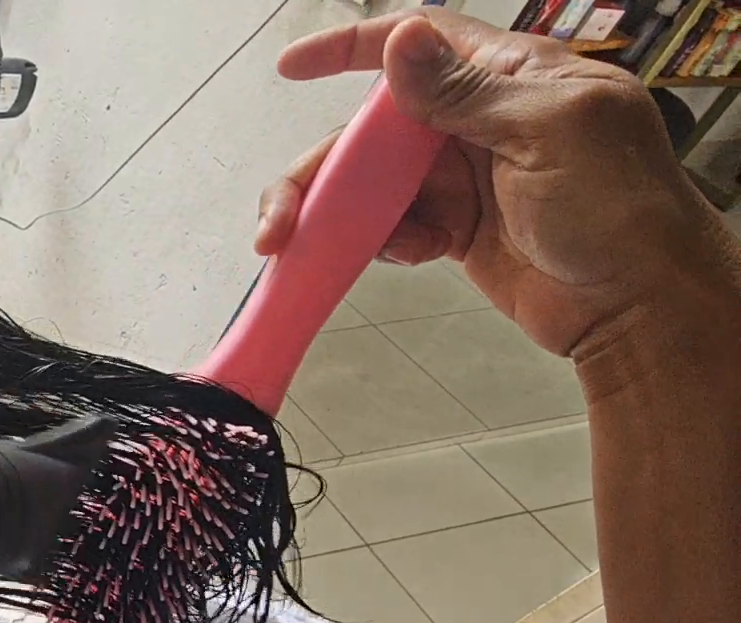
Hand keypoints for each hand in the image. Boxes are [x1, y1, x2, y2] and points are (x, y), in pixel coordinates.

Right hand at [255, 10, 735, 360]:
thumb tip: (402, 43)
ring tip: (323, 253)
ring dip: (335, 221)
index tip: (290, 67)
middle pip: (363, 139)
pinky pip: (383, 228)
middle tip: (276, 229)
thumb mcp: (549, 132)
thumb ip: (469, 92)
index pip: (418, 45)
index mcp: (506, 80)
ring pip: (363, 188)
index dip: (348, 50)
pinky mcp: (444, 224)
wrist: (627, 298)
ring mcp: (454, 178)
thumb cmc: (617, 207)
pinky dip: (380, 245)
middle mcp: (470, 125)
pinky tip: (413, 254)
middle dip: (312, 181)